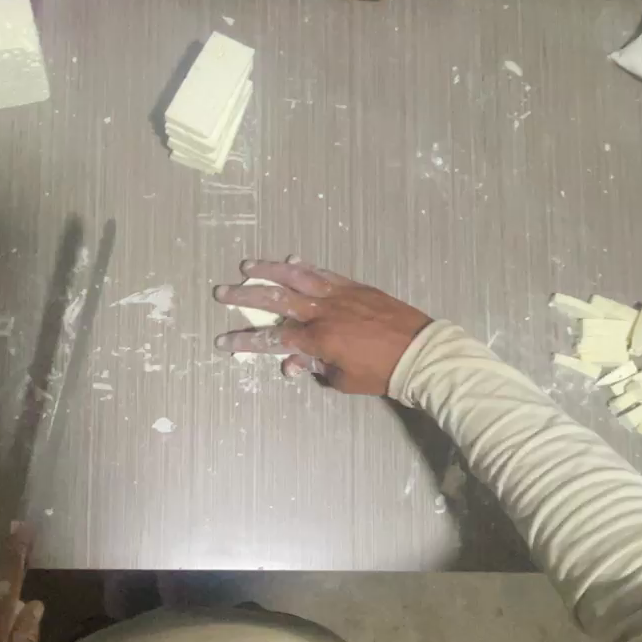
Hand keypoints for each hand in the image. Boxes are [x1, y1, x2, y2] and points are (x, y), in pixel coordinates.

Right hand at [213, 258, 431, 394]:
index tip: (223, 341)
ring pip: (297, 277)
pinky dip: (305, 266)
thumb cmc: (380, 373)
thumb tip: (290, 364)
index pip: (274, 338)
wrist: (419, 352)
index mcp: (318, 339)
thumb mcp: (343, 380)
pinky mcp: (354, 286)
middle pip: (277, 300)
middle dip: (246, 297)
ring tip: (247, 266)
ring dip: (269, 270)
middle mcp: (323, 312)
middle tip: (222, 292)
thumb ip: (314, 368)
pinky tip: (289, 260)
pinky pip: (324, 273)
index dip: (246, 340)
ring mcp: (339, 295)